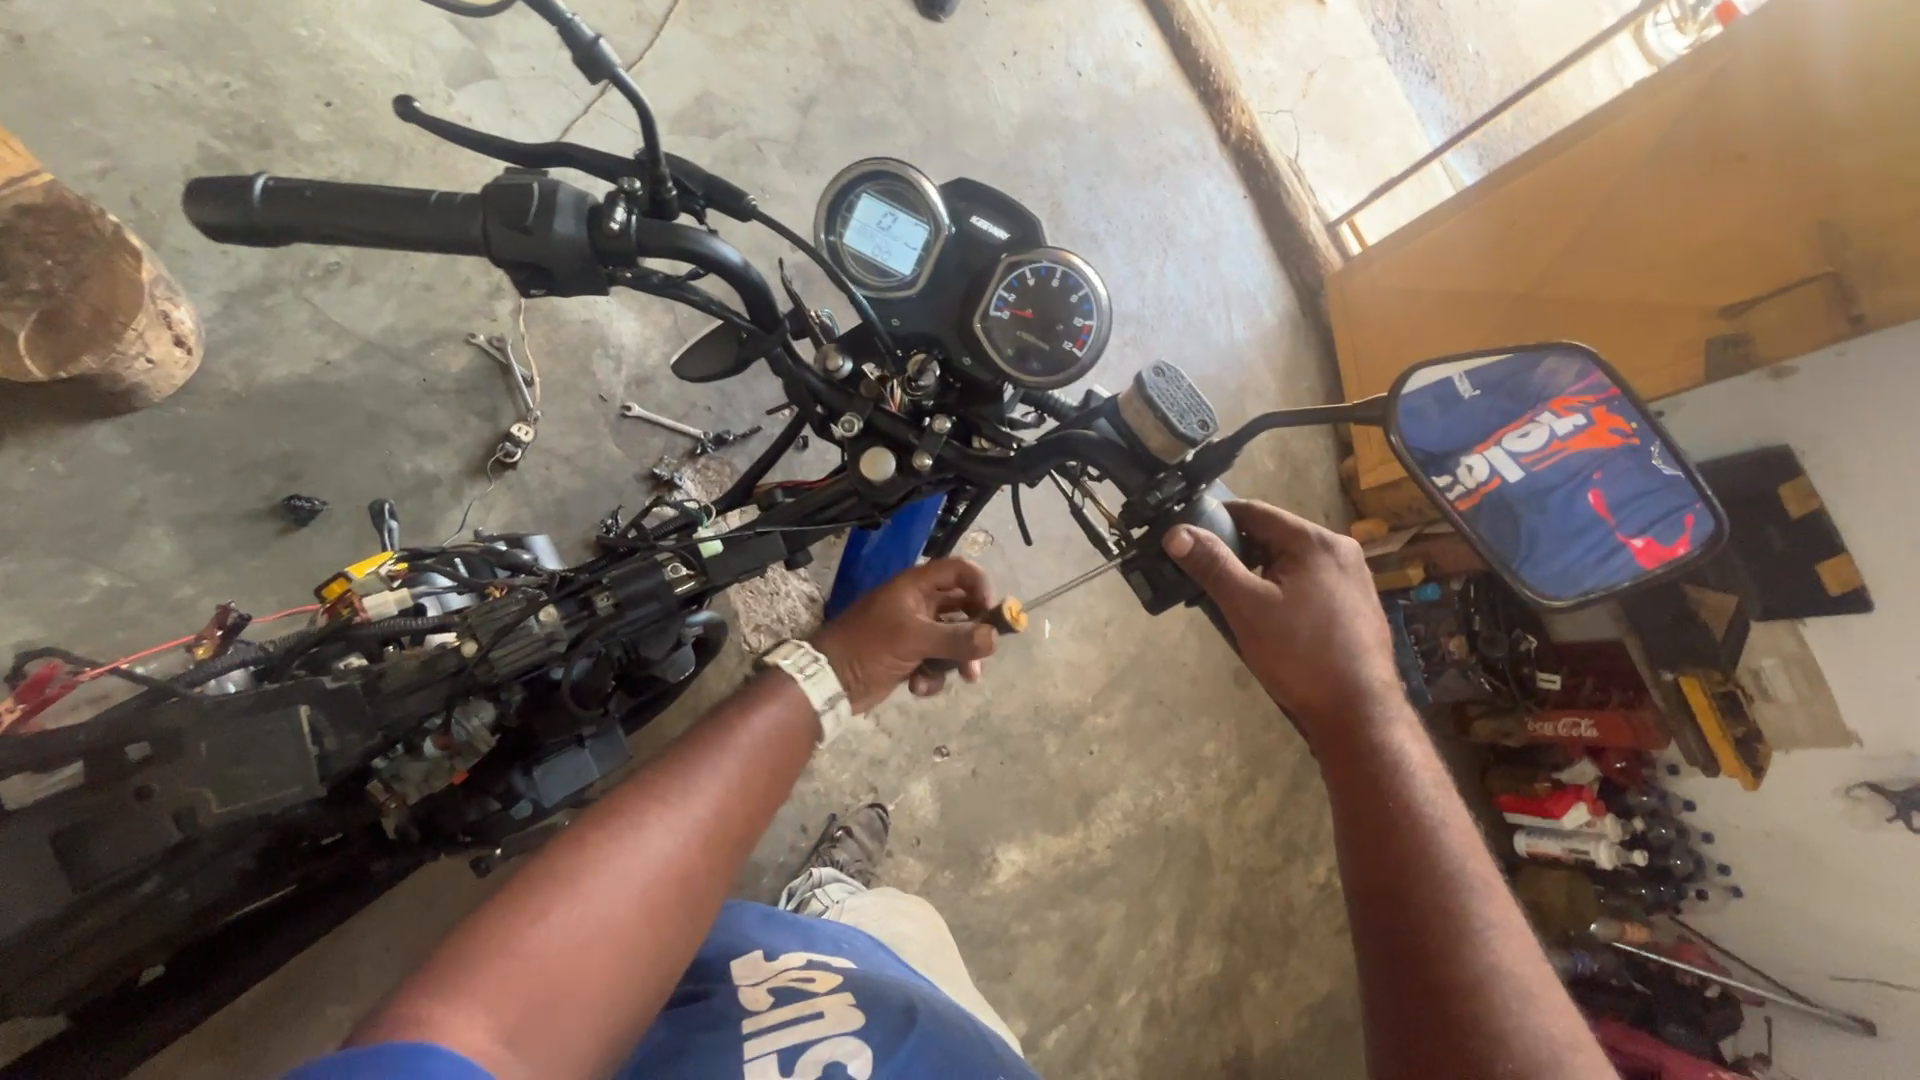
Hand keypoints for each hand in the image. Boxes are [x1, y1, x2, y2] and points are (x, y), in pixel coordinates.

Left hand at [809, 558, 998, 712]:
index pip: (959, 571)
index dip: (980, 585)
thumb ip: (956, 638)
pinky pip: (937, 662)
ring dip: (959, 660)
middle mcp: (919, 604)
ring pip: (953, 640)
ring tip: (964, 678)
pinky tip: (919, 688)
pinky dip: (934, 676)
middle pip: (963, 609)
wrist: (829, 680)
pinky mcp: (910, 657)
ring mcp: (914, 632)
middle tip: (985, 653)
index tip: (992, 612)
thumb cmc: (869, 647)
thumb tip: (994, 639)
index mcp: (916, 586)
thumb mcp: (914, 639)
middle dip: (975, 632)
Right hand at [1162, 501, 1404, 739]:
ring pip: (1290, 561)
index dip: (1215, 520)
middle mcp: (1340, 549)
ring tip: (1232, 601)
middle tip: (1205, 575)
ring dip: (1259, 573)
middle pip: (1273, 536)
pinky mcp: (1356, 603)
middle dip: (1237, 552)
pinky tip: (1268, 618)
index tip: (1187, 538)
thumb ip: (1211, 564)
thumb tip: (1175, 533)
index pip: (1253, 511)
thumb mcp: (1246, 607)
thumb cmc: (1299, 654)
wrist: (1357, 711)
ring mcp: (1353, 577)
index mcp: (1314, 541)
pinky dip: (1283, 589)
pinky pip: (1309, 581)